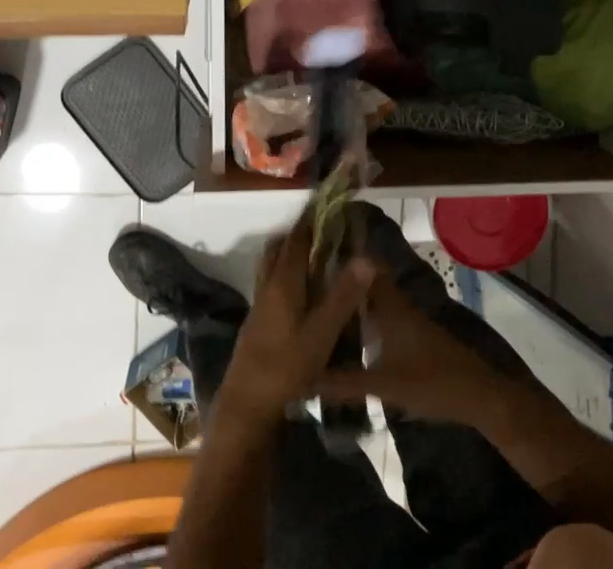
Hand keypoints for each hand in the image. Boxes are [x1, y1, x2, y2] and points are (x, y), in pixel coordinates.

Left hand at [215, 207, 373, 424]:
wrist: (247, 404)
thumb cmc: (286, 367)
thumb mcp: (322, 334)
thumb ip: (343, 296)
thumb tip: (365, 257)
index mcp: (283, 284)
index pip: (297, 240)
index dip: (312, 221)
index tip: (330, 207)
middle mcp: (267, 287)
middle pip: (278, 249)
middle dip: (299, 235)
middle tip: (325, 231)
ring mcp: (258, 306)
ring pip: (272, 268)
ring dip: (291, 256)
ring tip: (318, 259)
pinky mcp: (257, 323)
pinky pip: (271, 286)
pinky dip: (287, 277)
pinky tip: (304, 295)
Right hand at [316, 269, 540, 429]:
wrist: (480, 396)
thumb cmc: (432, 383)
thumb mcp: (383, 386)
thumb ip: (343, 383)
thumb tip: (303, 380)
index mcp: (393, 309)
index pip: (367, 270)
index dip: (345, 260)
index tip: (316, 256)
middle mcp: (401, 308)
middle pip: (370, 286)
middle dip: (344, 284)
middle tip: (311, 286)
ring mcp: (411, 323)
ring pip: (378, 303)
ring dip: (356, 303)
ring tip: (324, 309)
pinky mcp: (418, 338)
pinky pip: (386, 319)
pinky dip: (368, 320)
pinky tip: (353, 335)